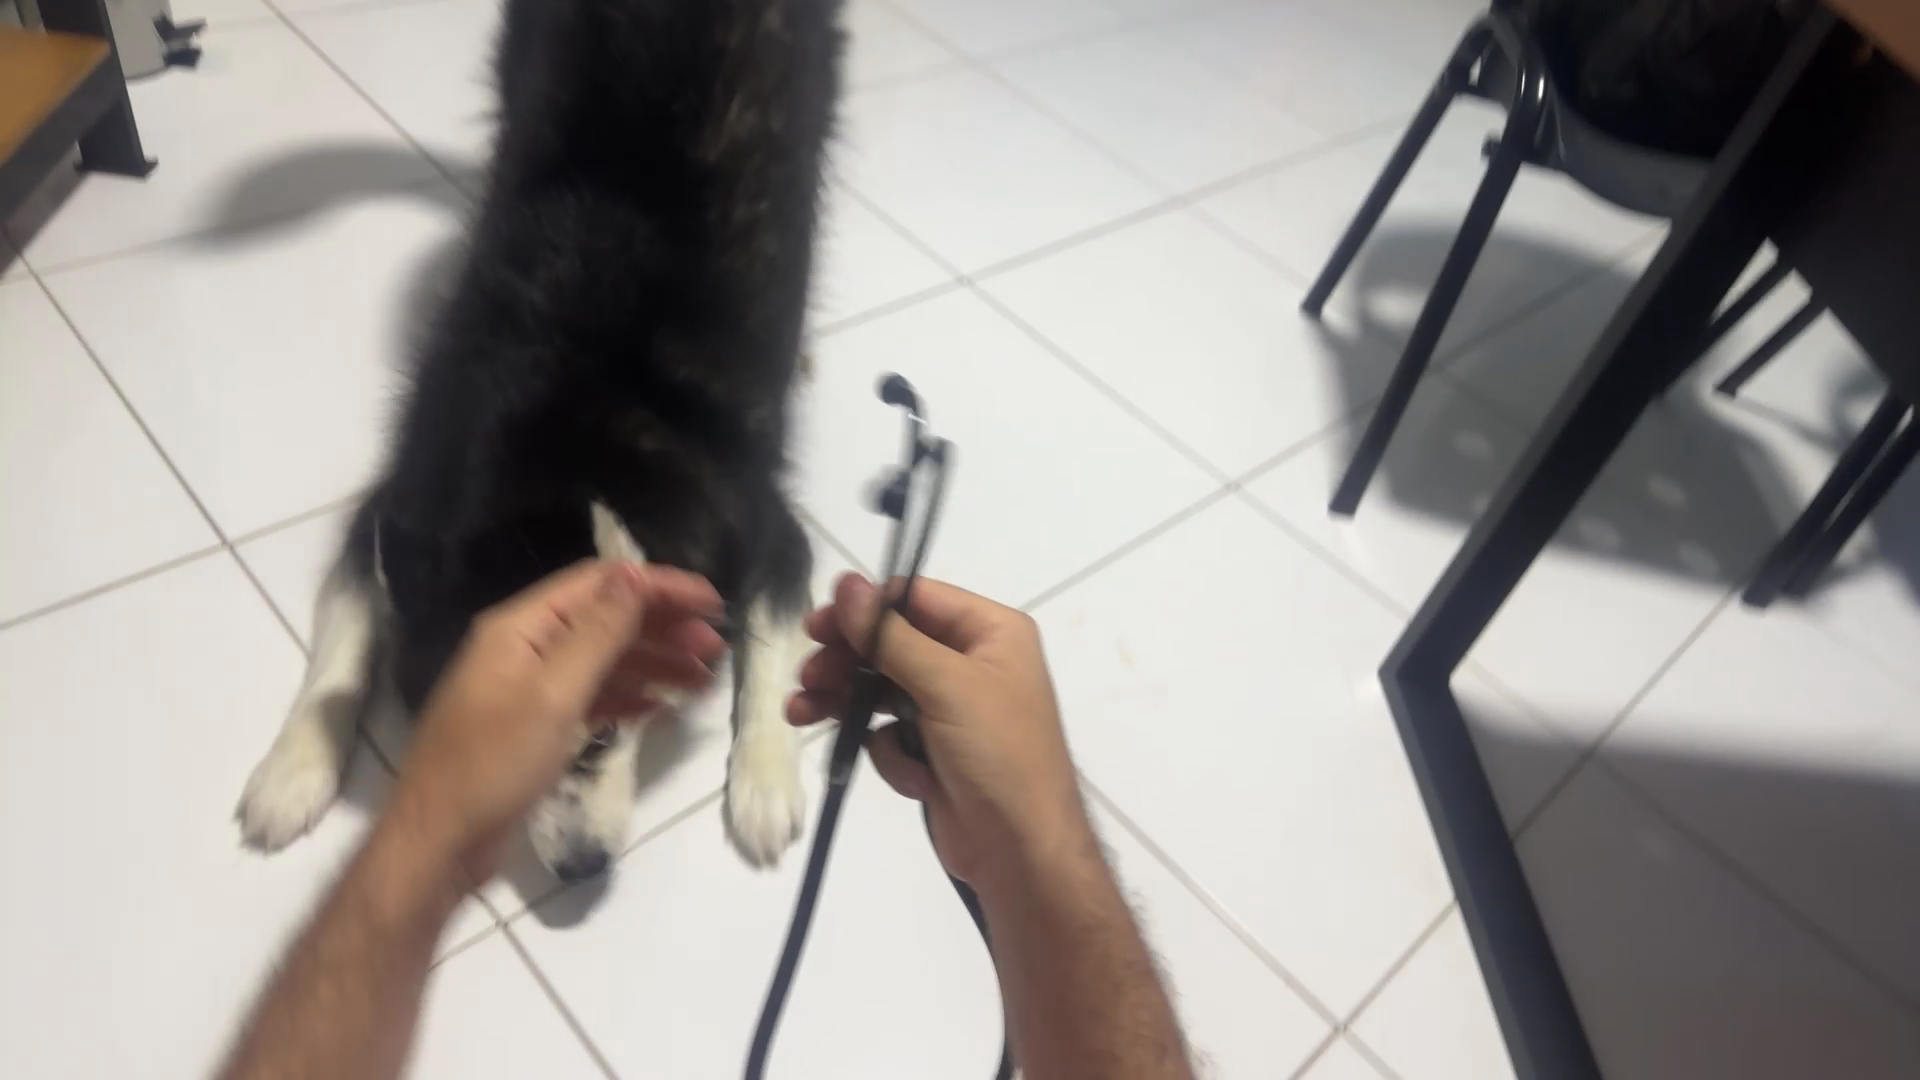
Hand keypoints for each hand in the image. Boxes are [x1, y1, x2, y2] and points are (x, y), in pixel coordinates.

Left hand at [386, 560, 725, 883]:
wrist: (439, 846)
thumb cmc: (493, 764)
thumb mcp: (553, 693)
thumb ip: (598, 631)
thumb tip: (636, 576)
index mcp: (524, 626)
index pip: (604, 584)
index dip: (661, 586)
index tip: (712, 603)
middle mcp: (530, 646)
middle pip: (611, 618)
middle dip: (667, 627)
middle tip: (716, 647)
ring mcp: (534, 685)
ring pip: (609, 658)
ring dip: (658, 662)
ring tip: (703, 680)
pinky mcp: (542, 722)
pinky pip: (598, 694)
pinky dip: (633, 696)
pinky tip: (662, 708)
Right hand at [787, 574, 1089, 889]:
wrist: (1023, 853)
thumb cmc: (997, 753)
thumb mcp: (945, 686)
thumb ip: (889, 636)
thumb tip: (845, 582)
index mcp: (990, 630)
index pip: (915, 599)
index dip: (865, 609)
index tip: (816, 625)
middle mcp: (973, 659)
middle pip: (893, 642)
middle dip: (848, 660)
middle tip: (807, 674)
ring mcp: (953, 704)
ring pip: (883, 686)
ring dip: (845, 701)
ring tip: (800, 713)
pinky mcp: (935, 745)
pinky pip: (892, 730)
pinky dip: (888, 750)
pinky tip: (906, 776)